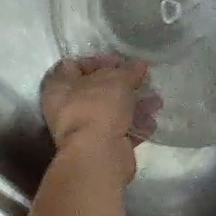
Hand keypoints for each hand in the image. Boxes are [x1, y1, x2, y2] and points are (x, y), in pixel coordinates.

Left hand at [39, 54, 160, 180]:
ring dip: (134, 105)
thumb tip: (139, 65)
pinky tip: (151, 123)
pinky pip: (118, 131)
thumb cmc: (98, 108)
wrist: (98, 155)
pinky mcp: (99, 147)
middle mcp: (66, 108)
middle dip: (122, 85)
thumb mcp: (116, 80)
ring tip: (156, 101)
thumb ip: (128, 71)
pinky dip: (135, 126)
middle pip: (96, 90)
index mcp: (59, 87)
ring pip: (110, 112)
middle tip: (141, 80)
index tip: (121, 61)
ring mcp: (83, 129)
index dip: (98, 60)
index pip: (74, 65)